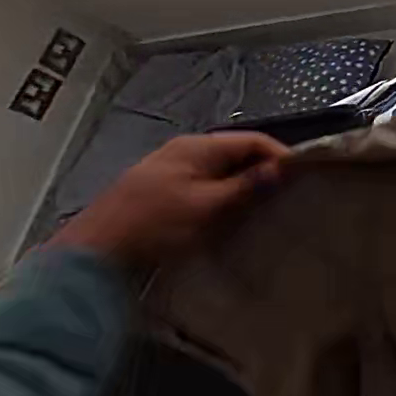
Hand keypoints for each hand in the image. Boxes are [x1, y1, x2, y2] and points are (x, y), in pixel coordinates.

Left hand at [49, 132, 290, 272]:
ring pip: (223, 169)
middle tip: (288, 194)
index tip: (303, 177)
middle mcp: (185, 150)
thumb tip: (281, 169)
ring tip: (267, 206)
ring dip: (246, 184)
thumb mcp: (208, 205)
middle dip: (265, 170)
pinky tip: (233, 213)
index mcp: (198, 147)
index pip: (253, 140)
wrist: (92, 255)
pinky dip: (226, 193)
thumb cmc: (155, 225)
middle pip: (238, 153)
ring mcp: (172, 169)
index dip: (280, 155)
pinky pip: (208, 183)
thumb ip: (247, 186)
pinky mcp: (164, 189)